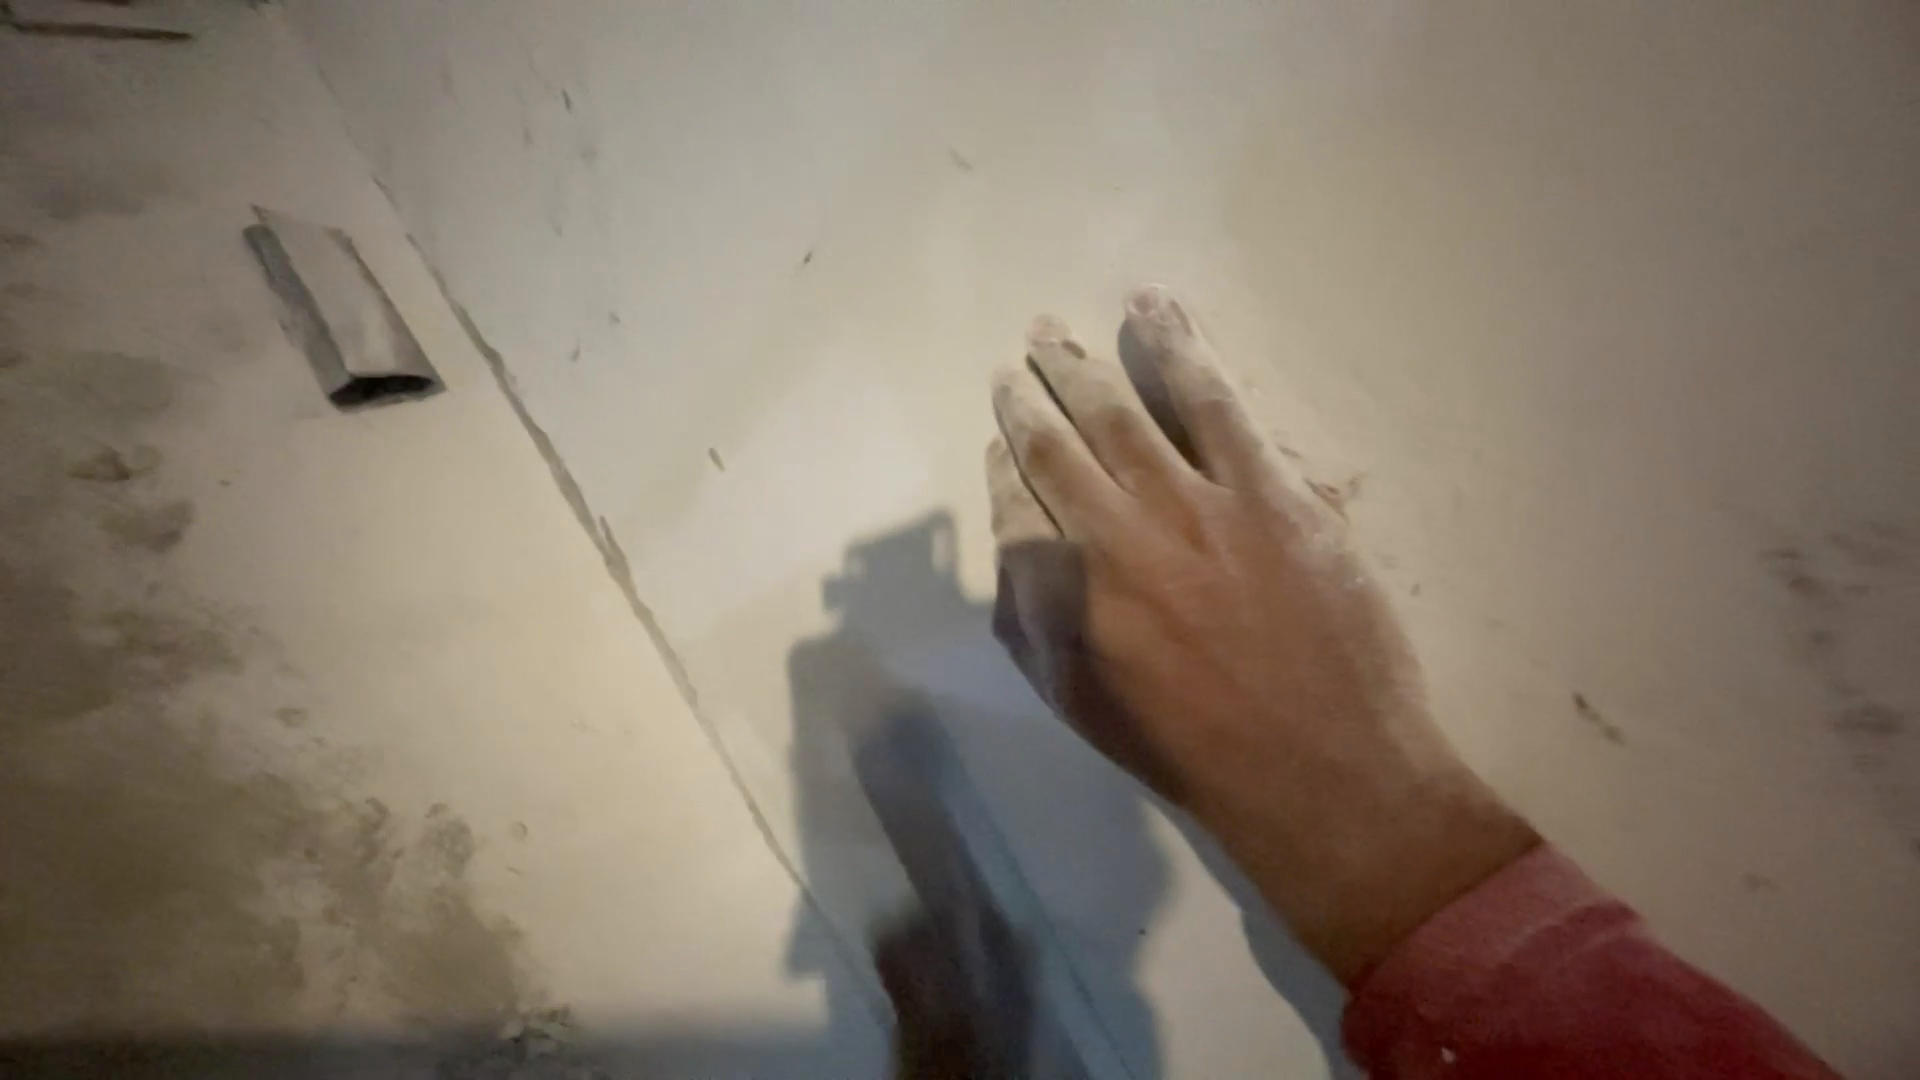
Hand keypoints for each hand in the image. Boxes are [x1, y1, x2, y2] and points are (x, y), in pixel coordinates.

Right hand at [986, 286, 1537, 982]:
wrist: (1323, 773)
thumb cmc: (1188, 747)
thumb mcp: (1079, 701)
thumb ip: (1031, 615)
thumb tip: (1017, 533)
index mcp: (1070, 596)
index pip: (1018, 504)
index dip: (1006, 462)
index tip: (1003, 437)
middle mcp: (1119, 538)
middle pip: (1061, 444)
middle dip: (1032, 396)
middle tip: (1019, 358)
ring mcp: (1199, 508)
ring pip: (1127, 410)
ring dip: (1084, 363)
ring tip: (1056, 327)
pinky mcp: (1273, 491)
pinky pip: (1217, 404)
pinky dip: (1180, 349)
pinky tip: (1154, 312)